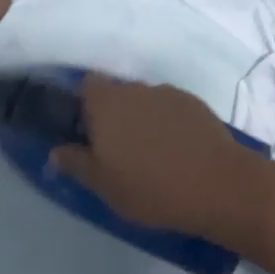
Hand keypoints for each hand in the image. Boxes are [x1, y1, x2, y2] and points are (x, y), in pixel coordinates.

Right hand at [50, 75, 257, 238]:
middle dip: (114, 116)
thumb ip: (76, 163)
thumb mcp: (103, 185)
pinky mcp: (195, 104)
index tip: (86, 132)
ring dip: (142, 120)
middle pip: (116, 93)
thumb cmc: (151, 187)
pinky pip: (171, 110)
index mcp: (107, 103)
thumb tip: (55, 150)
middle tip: (116, 151)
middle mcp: (136, 89)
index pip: (86, 85)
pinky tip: (177, 153)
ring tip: (150, 155)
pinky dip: (168, 125)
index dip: (83, 105)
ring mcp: (168, 94)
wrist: (219, 185)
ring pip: (145, 102)